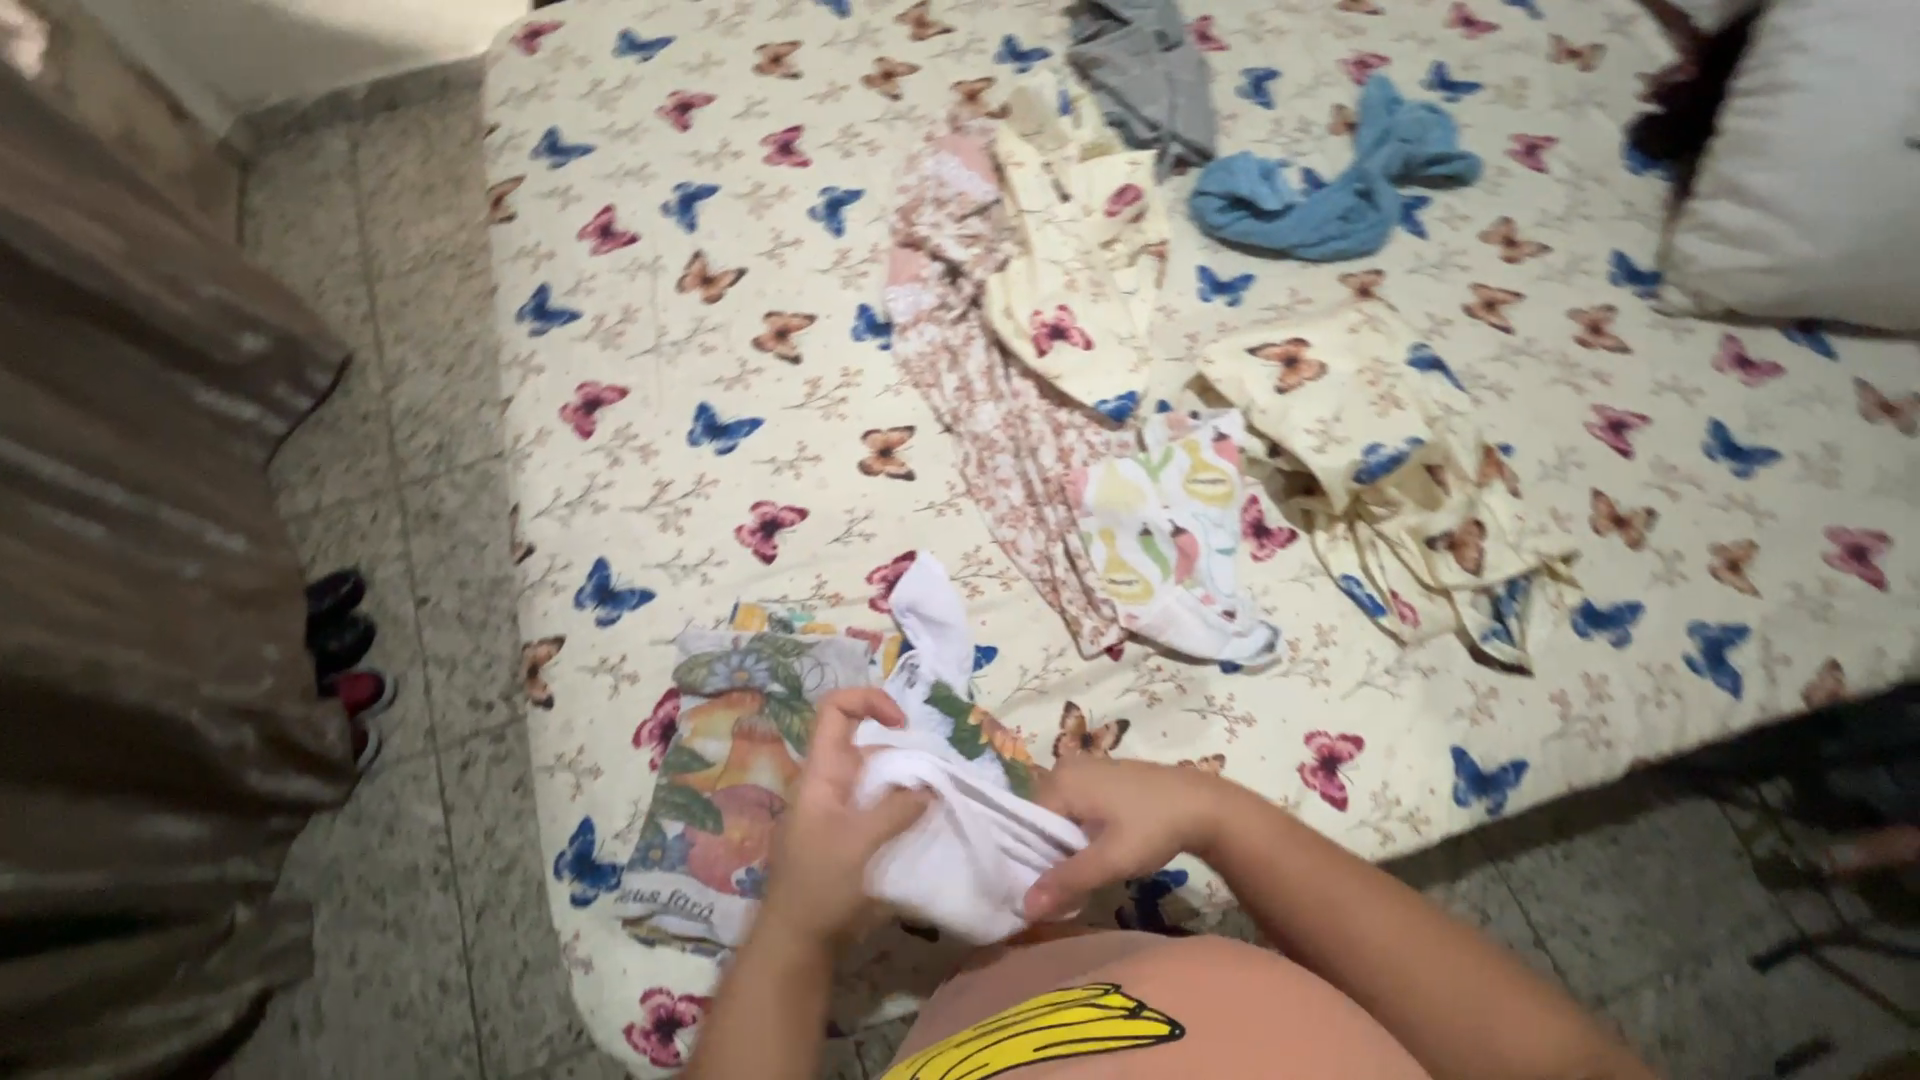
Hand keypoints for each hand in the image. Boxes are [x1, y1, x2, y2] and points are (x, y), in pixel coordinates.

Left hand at [760, 688, 928, 947]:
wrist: (798, 942)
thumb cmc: (818, 885)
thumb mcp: (858, 843)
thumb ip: (895, 809)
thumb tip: (929, 788)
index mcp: (822, 772)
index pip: (836, 710)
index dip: (868, 701)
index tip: (903, 725)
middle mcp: (832, 782)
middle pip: (869, 746)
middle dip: (905, 754)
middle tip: (938, 780)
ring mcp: (843, 809)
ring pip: (882, 778)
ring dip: (911, 784)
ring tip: (942, 802)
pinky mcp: (855, 835)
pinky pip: (885, 807)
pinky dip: (908, 808)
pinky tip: (930, 823)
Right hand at [1025, 759, 1248, 920]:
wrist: (1203, 805)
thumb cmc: (1153, 828)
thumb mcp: (1110, 860)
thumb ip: (1067, 881)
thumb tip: (1024, 907)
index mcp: (1060, 779)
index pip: (1028, 826)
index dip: (1034, 861)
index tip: (1049, 891)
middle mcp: (1065, 767)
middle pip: (1042, 820)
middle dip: (1052, 854)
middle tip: (1070, 886)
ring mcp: (1084, 768)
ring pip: (1059, 816)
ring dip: (1068, 846)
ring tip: (1086, 873)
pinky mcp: (1100, 776)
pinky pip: (1075, 807)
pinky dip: (1080, 832)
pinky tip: (1099, 853)